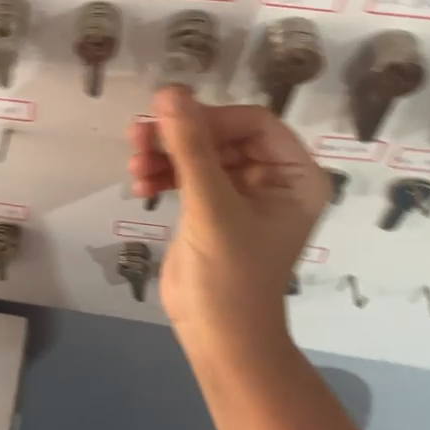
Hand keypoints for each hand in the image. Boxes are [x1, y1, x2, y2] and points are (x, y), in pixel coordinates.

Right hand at [127, 86, 330, 336]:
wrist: (218, 338)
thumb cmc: (231, 275)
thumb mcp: (211, 207)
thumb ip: (190, 148)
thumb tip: (169, 91)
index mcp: (295, 176)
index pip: (255, 123)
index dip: (211, 117)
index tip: (169, 122)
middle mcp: (272, 180)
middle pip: (222, 135)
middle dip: (180, 137)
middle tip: (138, 136)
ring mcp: (239, 195)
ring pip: (199, 154)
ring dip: (165, 154)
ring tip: (134, 165)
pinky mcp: (210, 211)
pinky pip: (186, 176)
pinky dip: (162, 175)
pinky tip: (139, 184)